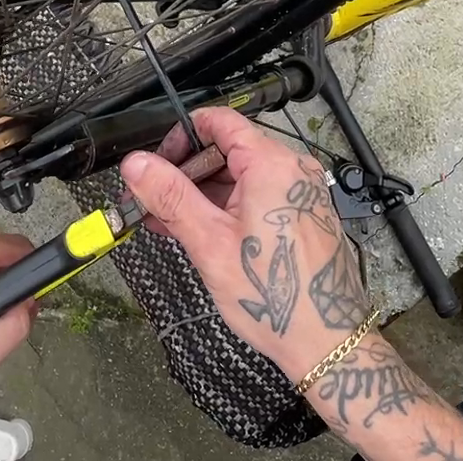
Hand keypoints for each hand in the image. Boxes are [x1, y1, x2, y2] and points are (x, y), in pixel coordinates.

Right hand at [120, 106, 371, 381]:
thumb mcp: (210, 242)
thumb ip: (171, 196)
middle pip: (228, 149)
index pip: (219, 121)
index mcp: (271, 163)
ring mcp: (299, 191)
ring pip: (240, 175)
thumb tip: (136, 164)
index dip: (181, 136)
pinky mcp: (301, 213)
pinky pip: (257, 195)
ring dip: (203, 194)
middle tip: (153, 200)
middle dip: (186, 172)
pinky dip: (227, 207)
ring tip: (167, 222)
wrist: (327, 342)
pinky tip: (199, 231)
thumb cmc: (273, 295)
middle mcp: (291, 168)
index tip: (157, 164)